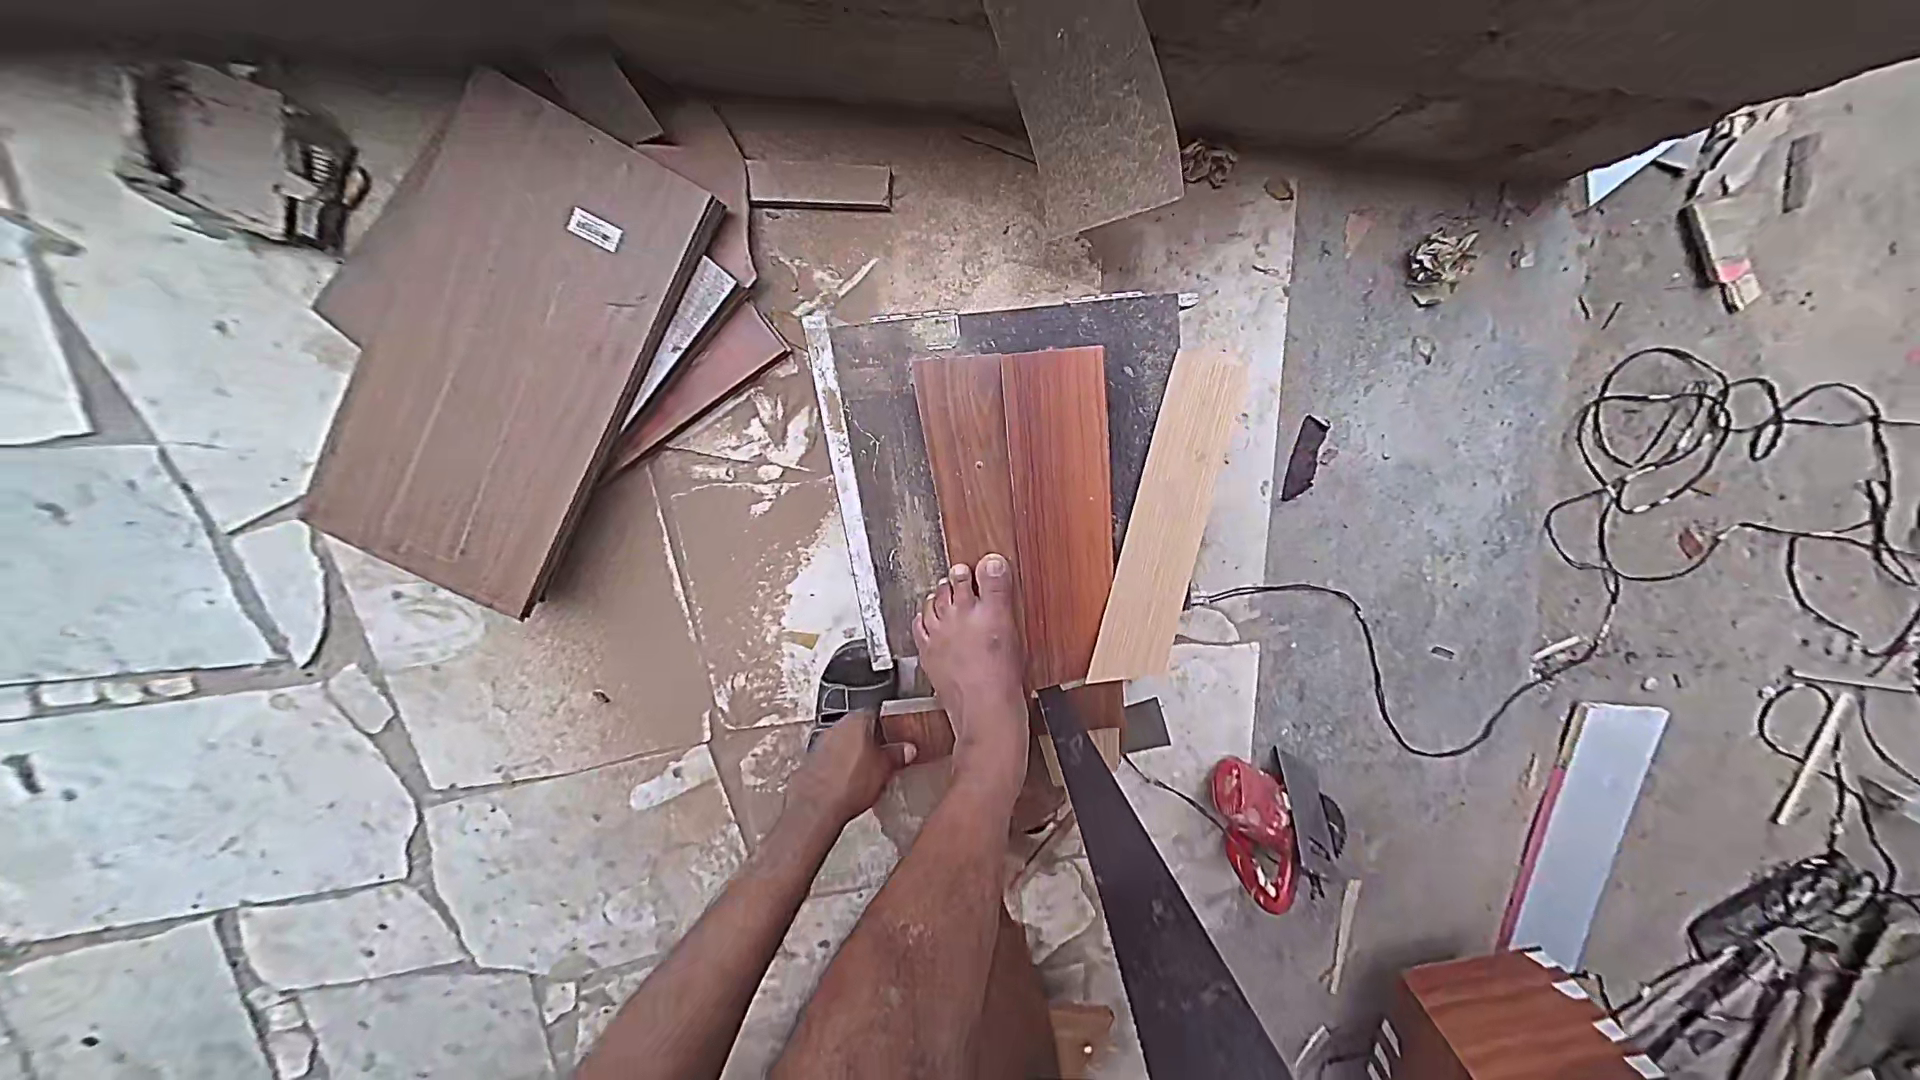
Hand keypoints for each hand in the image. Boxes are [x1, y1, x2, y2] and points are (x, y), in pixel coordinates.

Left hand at [784, 709, 916, 828]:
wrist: (816, 809)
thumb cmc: (849, 784)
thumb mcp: (885, 769)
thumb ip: (898, 754)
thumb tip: (907, 750)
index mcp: (857, 720)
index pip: (876, 713)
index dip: (888, 726)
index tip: (896, 736)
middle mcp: (837, 726)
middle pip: (859, 727)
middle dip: (871, 740)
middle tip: (884, 755)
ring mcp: (821, 743)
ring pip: (844, 742)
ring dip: (854, 753)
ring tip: (867, 772)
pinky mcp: (810, 762)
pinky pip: (830, 759)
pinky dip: (840, 766)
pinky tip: (848, 782)